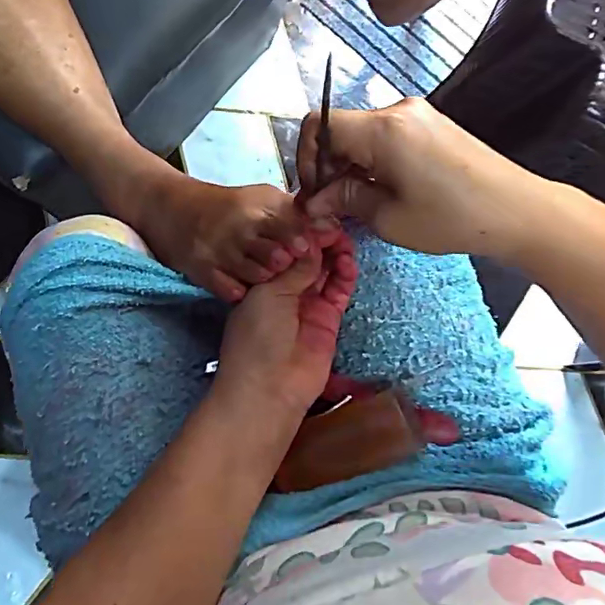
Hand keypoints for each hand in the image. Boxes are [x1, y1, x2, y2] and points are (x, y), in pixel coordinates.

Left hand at [213, 227, 357, 421]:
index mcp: (262, 280)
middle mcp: (285, 289)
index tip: (316, 216)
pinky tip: (347, 260)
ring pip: (326, 270)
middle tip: (334, 223)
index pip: (285, 249)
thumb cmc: (257, 338)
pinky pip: (339, 290)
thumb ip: (296, 267)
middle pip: (308, 257)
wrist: (269, 388)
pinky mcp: (328, 318)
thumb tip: (315, 239)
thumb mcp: (269, 294)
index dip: (301, 233)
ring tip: (342, 240)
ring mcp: (308, 304)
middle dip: (320, 239)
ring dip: (335, 253)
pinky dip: (345, 274)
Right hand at [297, 97, 542, 257]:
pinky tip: (383, 190)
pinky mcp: (430, 125)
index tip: (314, 191)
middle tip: (330, 206)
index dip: (306, 159)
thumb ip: (343, 201)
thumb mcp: (388, 218)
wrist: (518, 211)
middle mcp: (398, 111)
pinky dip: (372, 161)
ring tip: (359, 203)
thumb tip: (315, 200)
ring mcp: (417, 115)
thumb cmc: (455, 218)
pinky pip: (385, 136)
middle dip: (327, 166)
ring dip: (350, 165)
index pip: (319, 125)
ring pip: (361, 134)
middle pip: (340, 129)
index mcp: (383, 129)